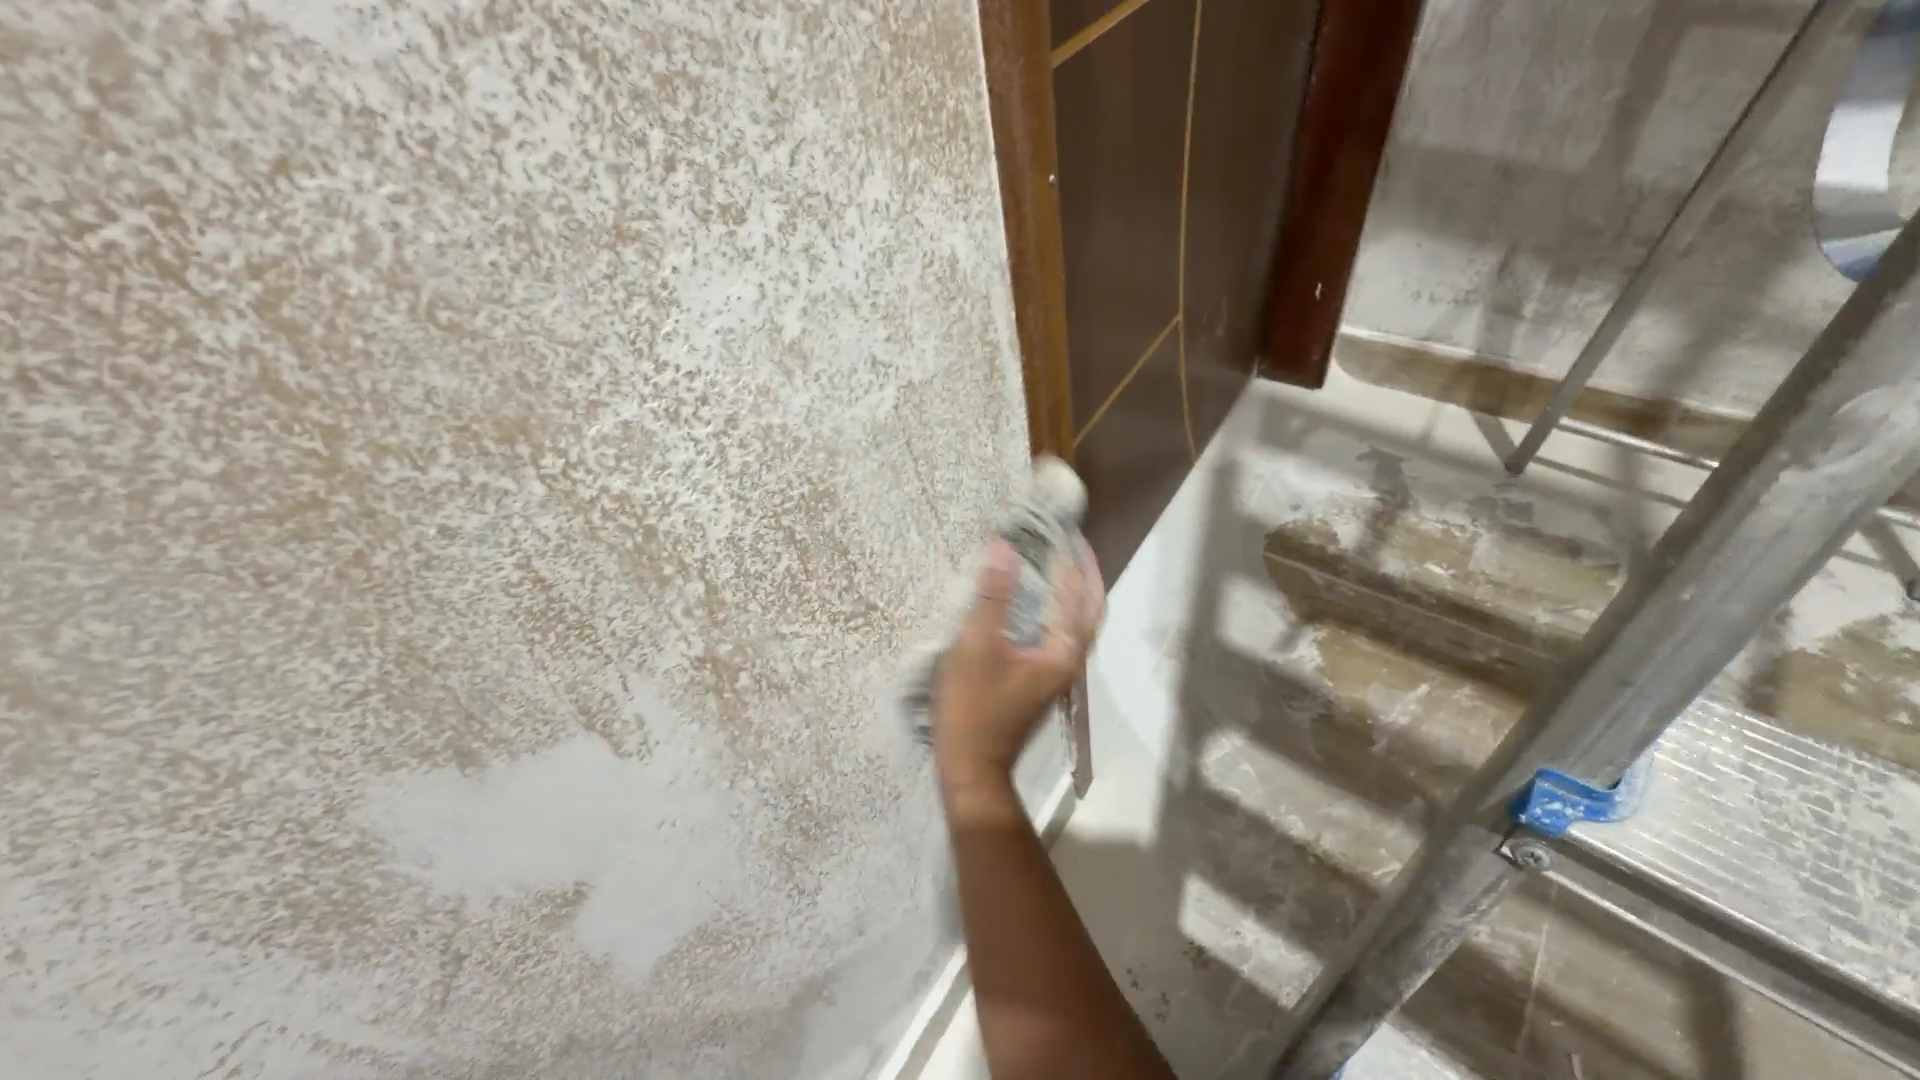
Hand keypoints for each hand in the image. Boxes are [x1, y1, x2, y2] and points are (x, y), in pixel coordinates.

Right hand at [932, 537, 1104, 794]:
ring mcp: (1057, 673)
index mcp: (1063, 650)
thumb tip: (1003, 547)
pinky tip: (1033, 602)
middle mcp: (1070, 660)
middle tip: (1067, 541)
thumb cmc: (974, 708)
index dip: (1073, 558)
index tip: (1063, 528)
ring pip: (1077, 622)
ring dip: (1072, 590)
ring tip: (1054, 562)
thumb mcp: (977, 647)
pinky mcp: (1042, 680)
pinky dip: (1056, 609)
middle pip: (1090, 607)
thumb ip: (992, 596)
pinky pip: (1059, 633)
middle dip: (1083, 572)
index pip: (1079, 593)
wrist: (973, 767)